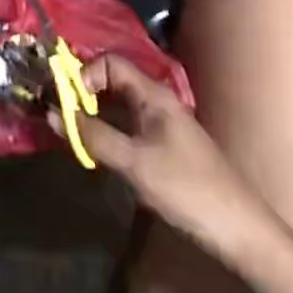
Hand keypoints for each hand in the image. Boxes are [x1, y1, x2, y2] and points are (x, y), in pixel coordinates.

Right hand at [60, 55, 271, 247]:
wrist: (239, 229)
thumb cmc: (185, 187)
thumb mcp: (132, 162)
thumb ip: (92, 136)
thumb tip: (53, 113)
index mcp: (152, 94)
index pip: (110, 63)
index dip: (85, 75)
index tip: (67, 101)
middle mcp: (156, 101)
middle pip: (112, 81)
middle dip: (83, 93)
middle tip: (61, 115)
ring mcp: (162, 123)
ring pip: (119, 105)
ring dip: (93, 113)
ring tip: (72, 132)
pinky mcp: (164, 146)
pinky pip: (127, 125)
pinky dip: (107, 130)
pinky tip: (96, 149)